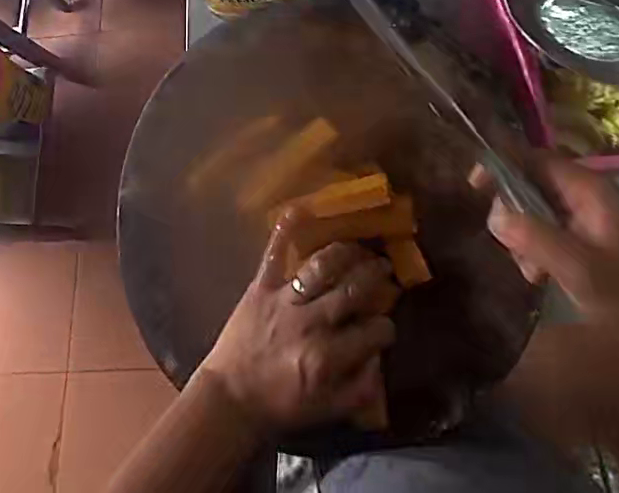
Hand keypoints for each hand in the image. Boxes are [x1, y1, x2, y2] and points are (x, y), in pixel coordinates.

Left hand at [199, 210, 397, 433]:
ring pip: (321, 267)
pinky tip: (299, 209)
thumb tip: (381, 359)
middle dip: (374, 278)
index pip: (372, 333)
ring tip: (359, 247)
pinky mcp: (260, 286)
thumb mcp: (326, 409)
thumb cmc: (280, 403)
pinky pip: (274, 254)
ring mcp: (283, 300)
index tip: (387, 322)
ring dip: (345, 254)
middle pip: (352, 292)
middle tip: (385, 269)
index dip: (385, 326)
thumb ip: (360, 388)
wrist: (231, 396)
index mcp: (328, 358)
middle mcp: (309, 324)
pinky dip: (285, 230)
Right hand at [481, 153, 618, 354]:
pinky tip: (539, 275)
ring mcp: (584, 215)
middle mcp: (584, 192)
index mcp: (587, 187)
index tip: (475, 187)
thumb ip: (532, 236)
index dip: (500, 165)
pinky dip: (532, 247)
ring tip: (530, 268)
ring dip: (520, 235)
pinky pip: (542, 228)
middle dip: (511, 211)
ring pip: (531, 207)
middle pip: (527, 181)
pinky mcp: (582, 237)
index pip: (531, 156)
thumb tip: (494, 215)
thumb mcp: (576, 267)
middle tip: (508, 242)